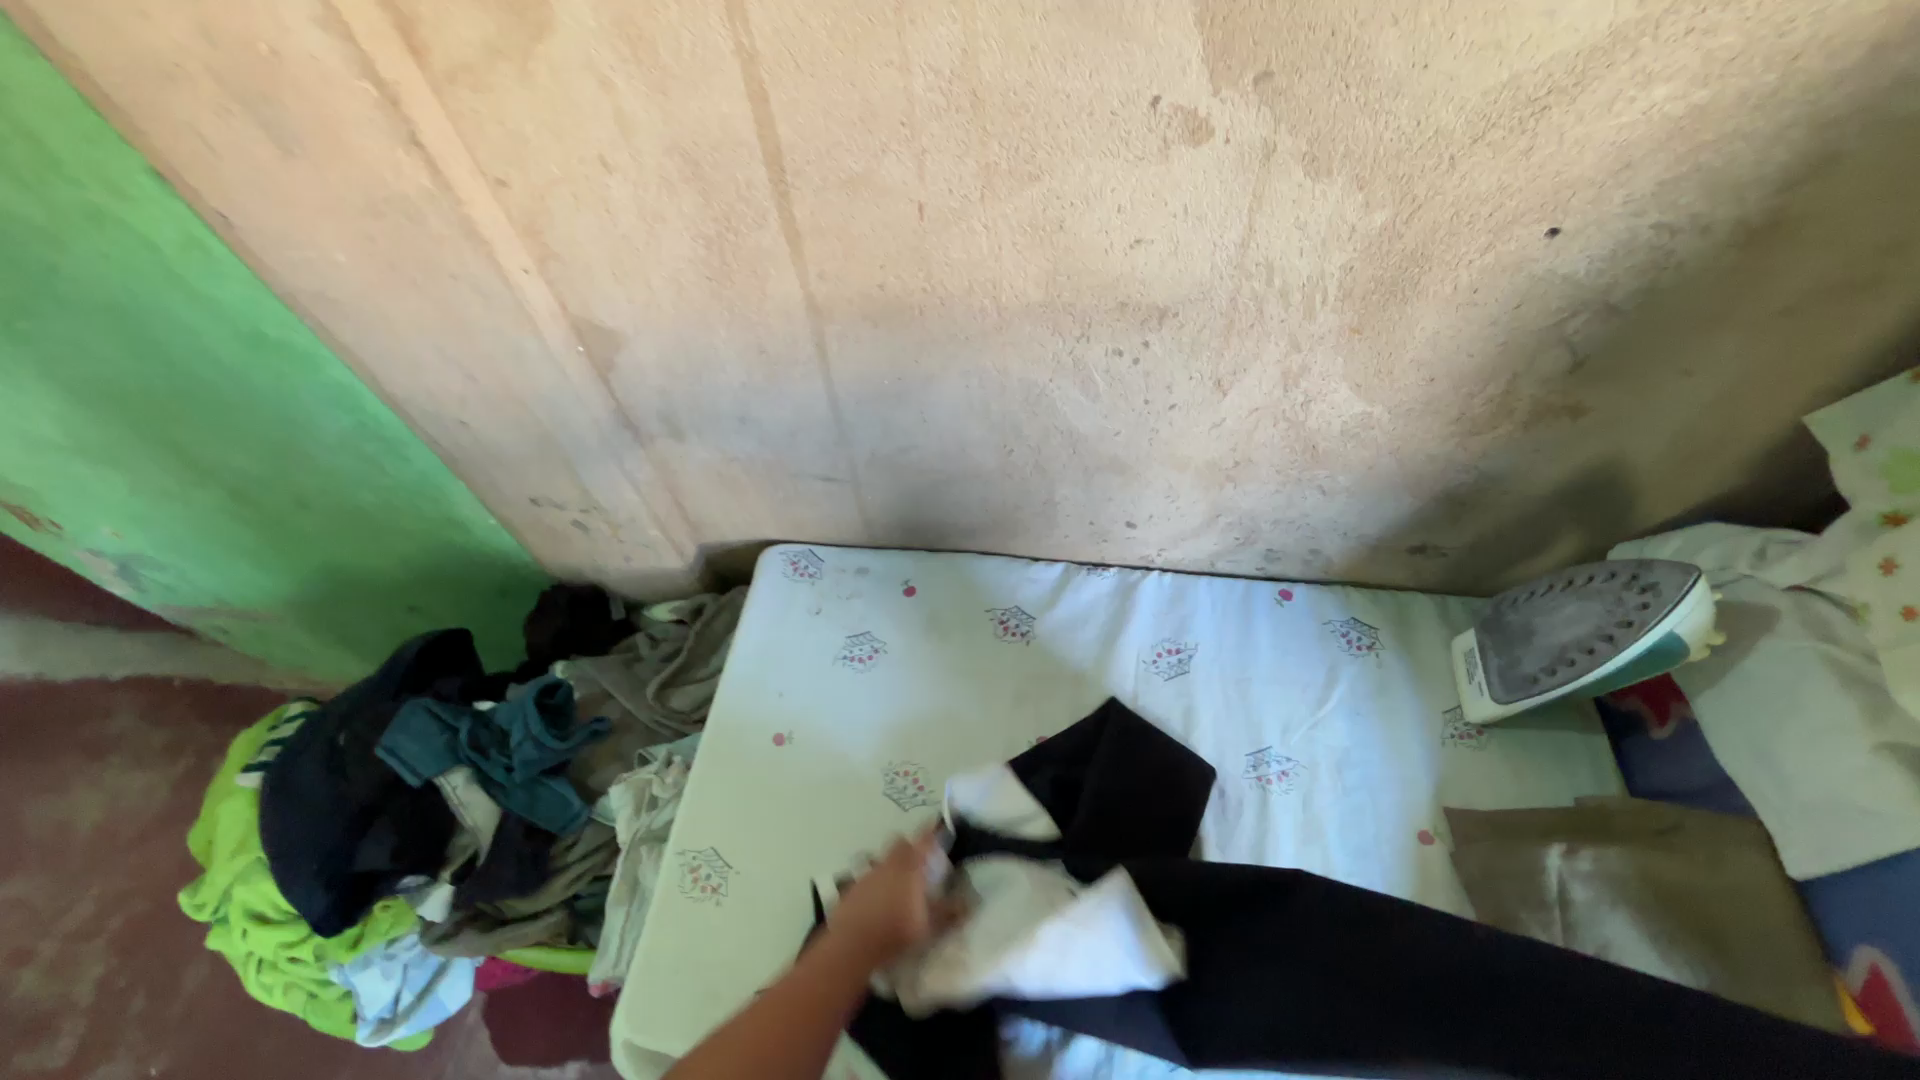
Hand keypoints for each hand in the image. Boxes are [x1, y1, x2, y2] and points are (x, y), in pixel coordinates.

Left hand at [826, 825, 967, 969]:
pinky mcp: (851, 888)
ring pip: (882, 859)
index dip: (934, 830)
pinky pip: (867, 877)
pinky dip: (875, 883)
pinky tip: (878, 902)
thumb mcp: (928, 926)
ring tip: (898, 884)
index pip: (925, 841)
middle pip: (900, 843)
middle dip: (910, 845)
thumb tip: (969, 902)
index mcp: (910, 868)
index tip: (941, 823)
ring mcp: (867, 874)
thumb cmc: (895, 932)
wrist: (851, 945)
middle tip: (920, 859)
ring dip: (891, 865)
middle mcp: (888, 864)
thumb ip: (949, 912)